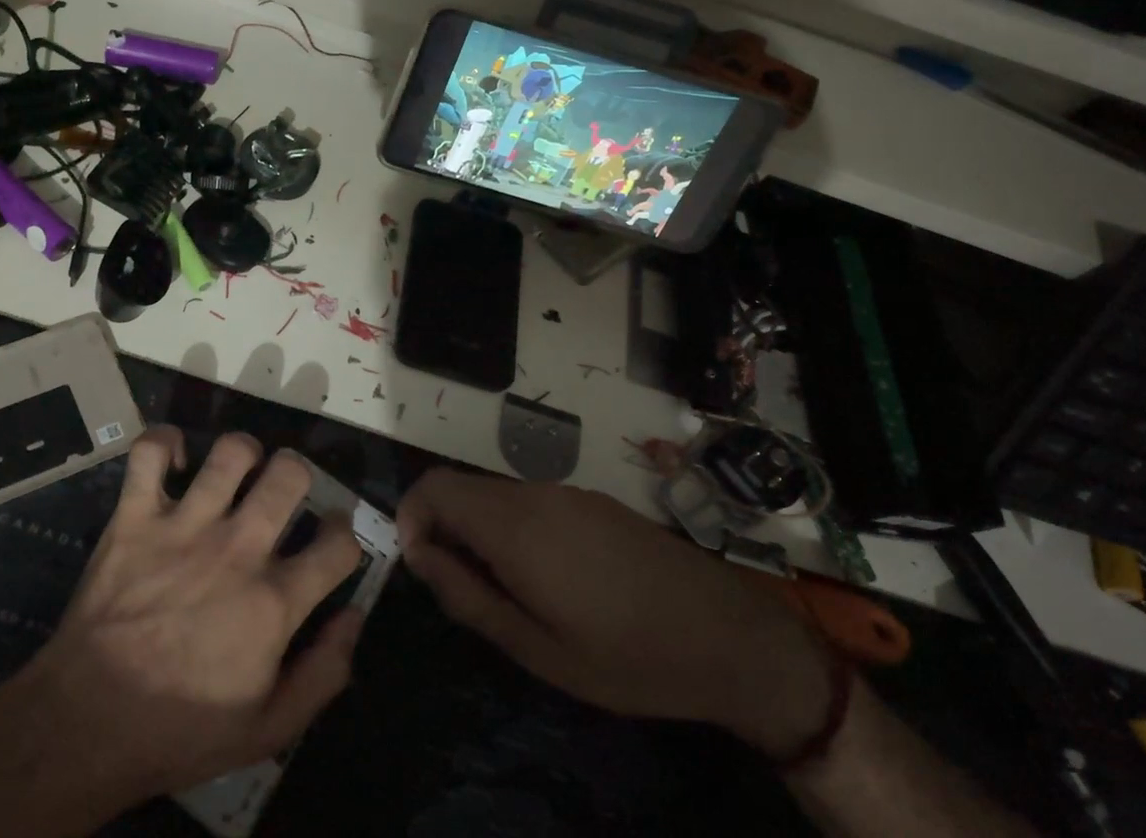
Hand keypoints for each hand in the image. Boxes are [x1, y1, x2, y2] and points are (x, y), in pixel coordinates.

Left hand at [14, 428, 365, 797]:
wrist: (88, 719)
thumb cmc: (180, 730)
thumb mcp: (269, 730)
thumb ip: (324, 673)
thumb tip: (353, 615)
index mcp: (274, 601)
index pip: (339, 543)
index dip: (345, 537)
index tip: (332, 542)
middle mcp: (237, 550)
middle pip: (291, 475)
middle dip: (300, 477)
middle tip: (286, 497)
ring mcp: (183, 526)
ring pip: (232, 452)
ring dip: (245, 453)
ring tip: (239, 472)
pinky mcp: (133, 516)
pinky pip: (150, 452)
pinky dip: (165, 443)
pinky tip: (175, 461)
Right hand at [397, 469, 832, 755]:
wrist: (736, 642)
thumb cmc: (628, 657)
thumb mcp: (536, 648)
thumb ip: (467, 596)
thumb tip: (418, 556)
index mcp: (516, 526)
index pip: (433, 487)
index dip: (410, 518)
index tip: (423, 566)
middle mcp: (538, 495)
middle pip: (462, 488)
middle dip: (443, 528)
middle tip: (463, 589)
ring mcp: (571, 494)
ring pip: (496, 496)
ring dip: (479, 531)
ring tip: (508, 591)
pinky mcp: (596, 503)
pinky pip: (531, 502)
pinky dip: (513, 528)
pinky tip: (550, 579)